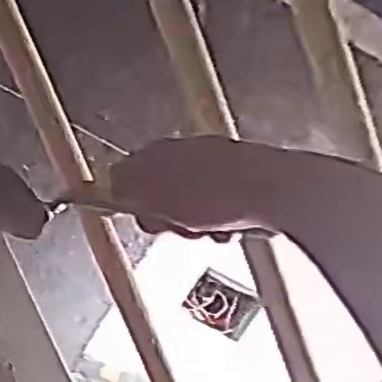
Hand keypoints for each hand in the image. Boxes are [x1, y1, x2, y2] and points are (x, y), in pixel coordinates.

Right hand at [84, 135, 381, 238]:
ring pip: (186, 198)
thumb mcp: (152, 201)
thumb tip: (93, 190)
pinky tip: (227, 228)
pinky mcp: (248, 174)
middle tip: (171, 228)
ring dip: (190, 220)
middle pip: (153, 188)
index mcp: (158, 150)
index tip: (130, 216)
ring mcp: (219, 160)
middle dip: (160, 213)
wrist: (288, 194)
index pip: (120, 174)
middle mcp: (186, 149)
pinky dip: (218, 217)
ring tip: (204, 232)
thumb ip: (118, 194)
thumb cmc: (217, 196)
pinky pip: (218, 200)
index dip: (122, 200)